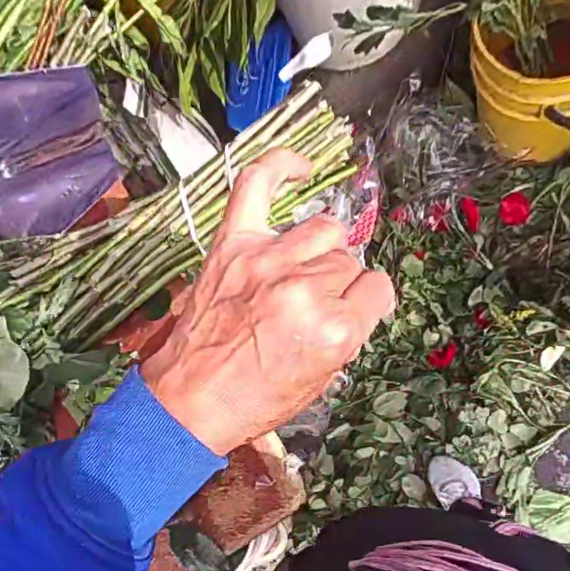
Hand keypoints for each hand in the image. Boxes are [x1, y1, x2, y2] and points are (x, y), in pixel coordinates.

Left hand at [141, 148, 394, 455]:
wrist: (191, 403)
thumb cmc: (256, 399)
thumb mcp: (321, 379)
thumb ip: (348, 332)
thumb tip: (358, 298)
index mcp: (333, 331)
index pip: (377, 289)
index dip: (369, 301)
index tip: (358, 307)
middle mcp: (304, 291)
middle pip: (349, 262)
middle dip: (341, 284)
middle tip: (318, 304)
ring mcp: (266, 262)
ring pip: (324, 230)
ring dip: (322, 250)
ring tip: (306, 269)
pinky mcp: (232, 245)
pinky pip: (257, 184)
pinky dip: (280, 167)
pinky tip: (301, 169)